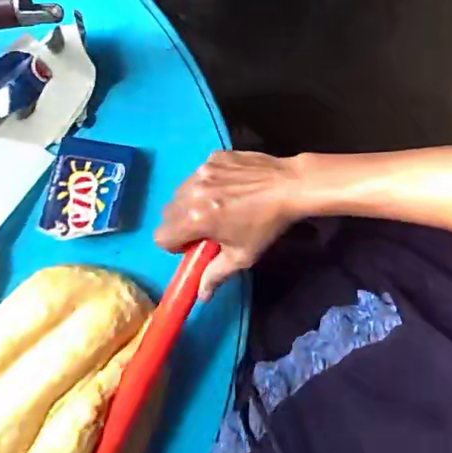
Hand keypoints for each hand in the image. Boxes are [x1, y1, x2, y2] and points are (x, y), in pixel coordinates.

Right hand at [155, 151, 306, 298]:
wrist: (289, 186)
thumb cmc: (266, 224)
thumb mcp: (242, 255)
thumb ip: (215, 275)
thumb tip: (201, 296)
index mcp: (196, 218)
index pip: (162, 236)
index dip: (175, 245)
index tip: (195, 244)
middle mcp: (193, 192)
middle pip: (168, 213)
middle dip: (181, 224)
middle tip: (206, 226)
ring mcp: (202, 170)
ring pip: (181, 191)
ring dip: (191, 202)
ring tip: (218, 205)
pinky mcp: (213, 156)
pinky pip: (198, 174)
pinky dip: (206, 183)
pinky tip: (230, 186)